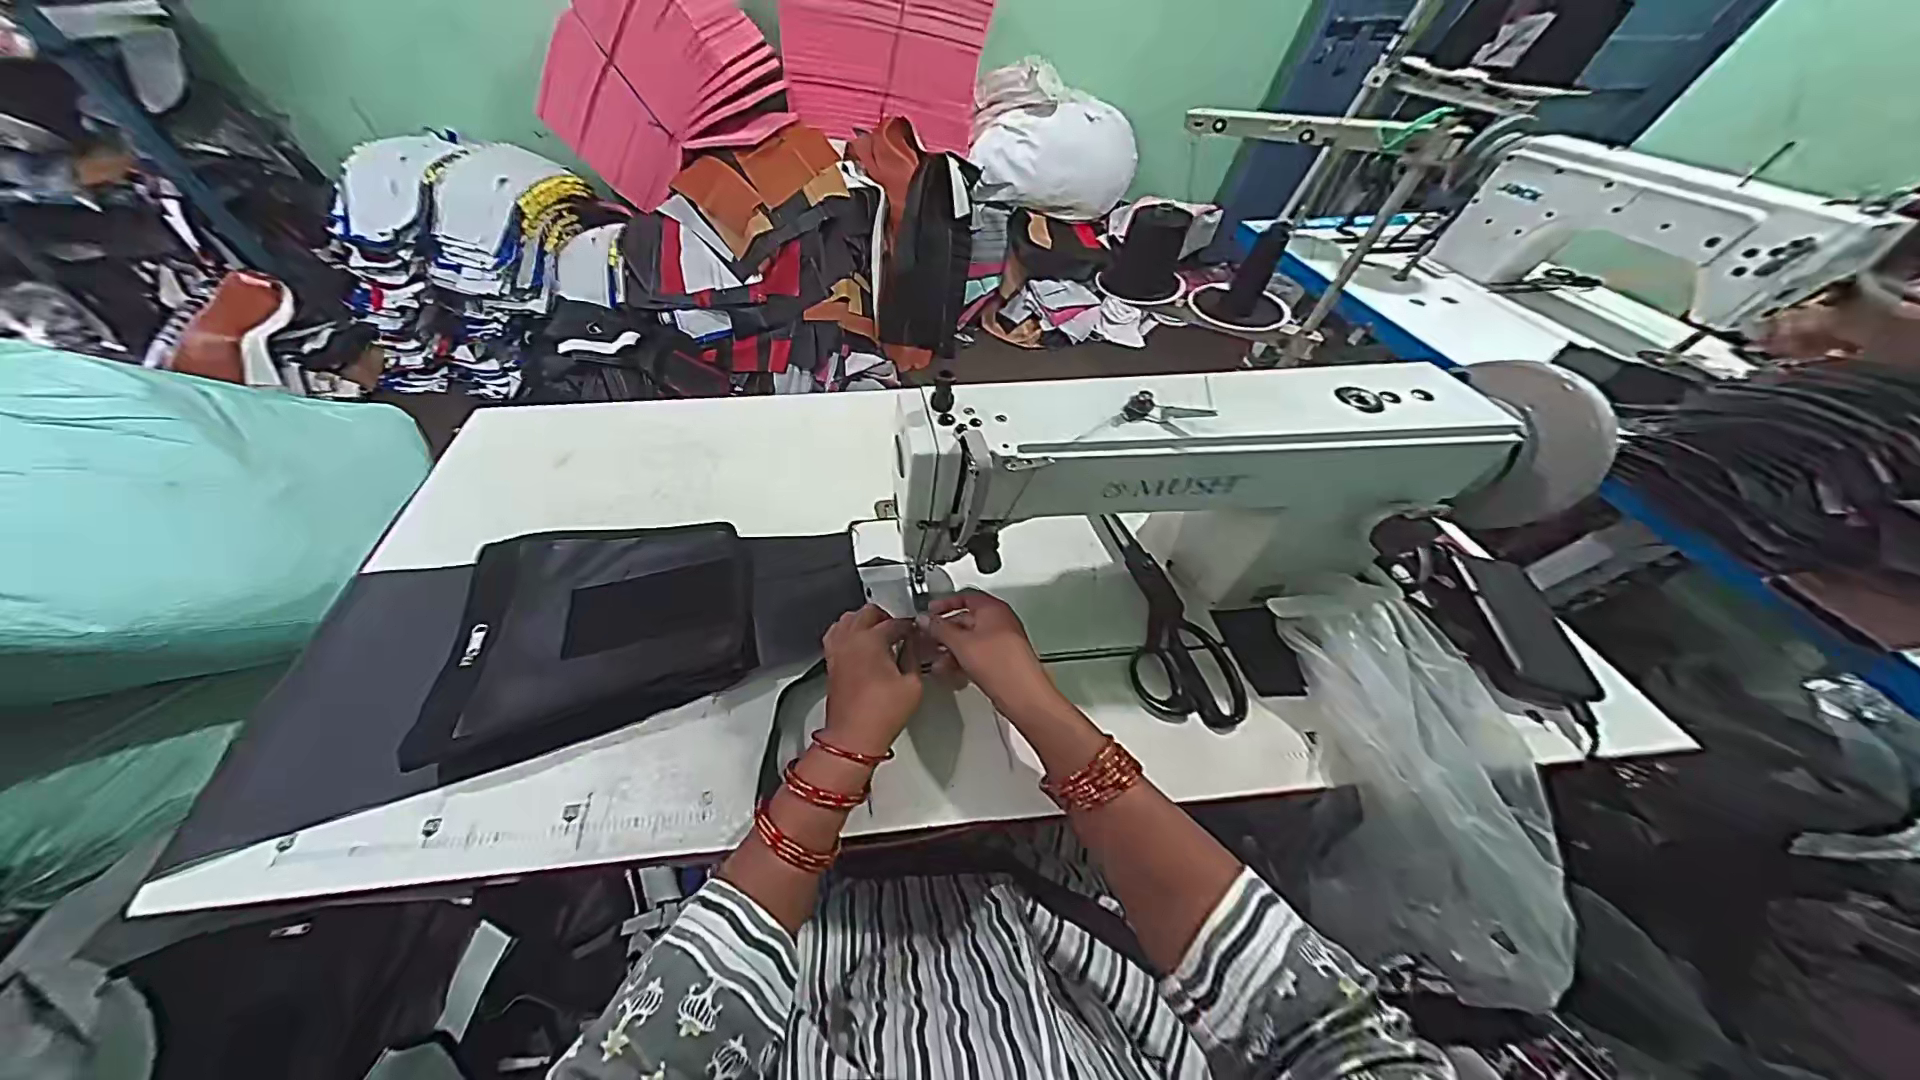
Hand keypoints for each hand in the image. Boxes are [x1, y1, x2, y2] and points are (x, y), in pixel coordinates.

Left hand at [821, 604, 921, 755]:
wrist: (853, 737)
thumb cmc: (879, 714)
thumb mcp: (913, 684)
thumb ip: (914, 657)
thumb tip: (913, 647)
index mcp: (871, 639)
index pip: (895, 622)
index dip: (909, 626)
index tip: (916, 632)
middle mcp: (850, 640)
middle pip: (868, 612)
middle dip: (886, 618)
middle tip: (899, 630)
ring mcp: (837, 650)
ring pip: (848, 619)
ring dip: (865, 622)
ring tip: (880, 633)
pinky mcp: (831, 663)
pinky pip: (837, 635)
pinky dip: (849, 633)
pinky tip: (860, 644)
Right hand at [919, 590, 1067, 719]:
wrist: (1022, 694)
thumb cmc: (1003, 665)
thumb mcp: (961, 643)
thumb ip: (940, 629)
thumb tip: (927, 620)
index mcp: (993, 609)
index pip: (965, 596)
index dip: (945, 603)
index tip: (931, 611)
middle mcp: (1000, 622)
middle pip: (966, 618)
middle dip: (946, 629)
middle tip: (930, 636)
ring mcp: (1002, 642)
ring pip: (971, 639)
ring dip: (952, 648)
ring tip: (938, 658)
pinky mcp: (1001, 660)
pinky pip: (977, 654)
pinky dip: (962, 659)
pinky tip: (951, 670)